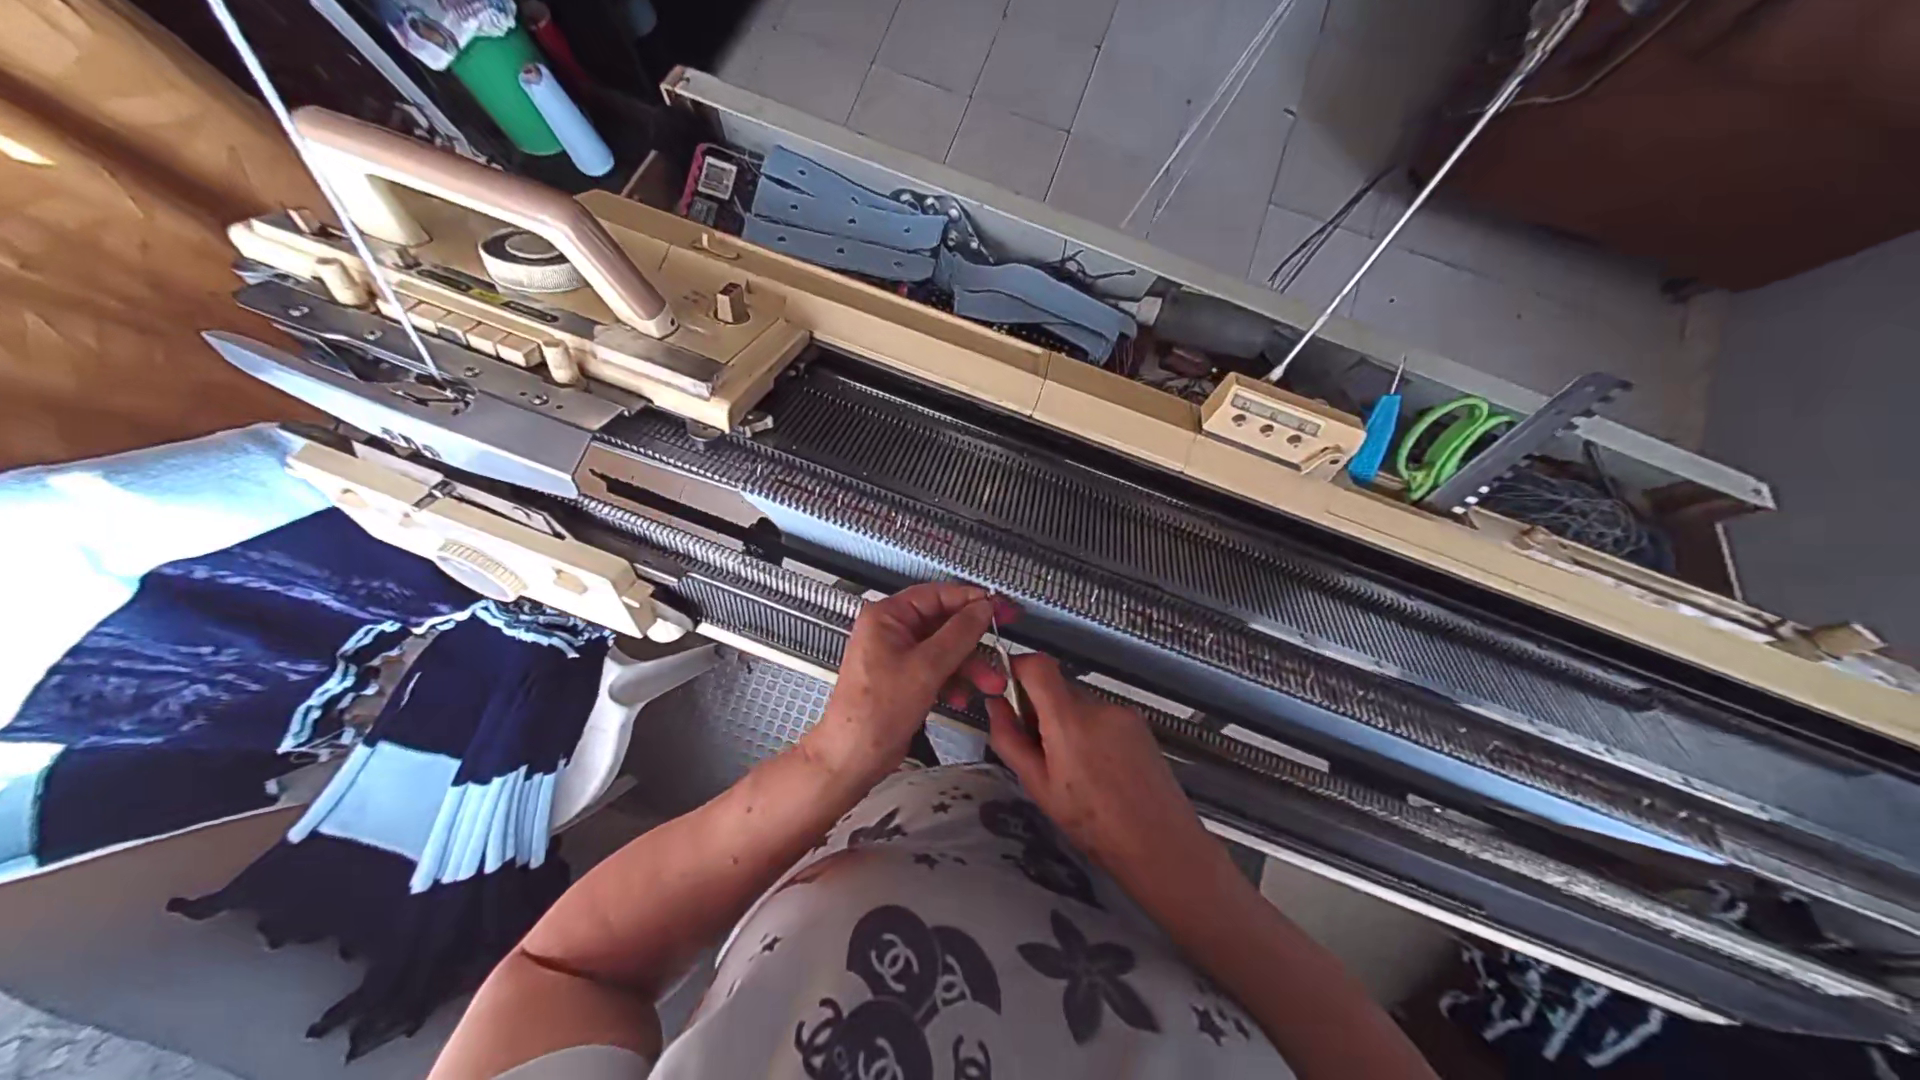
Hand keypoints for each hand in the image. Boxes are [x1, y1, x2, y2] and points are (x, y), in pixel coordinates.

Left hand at [803, 582, 1006, 783]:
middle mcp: (890, 632)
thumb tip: (982, 609)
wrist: (854, 756)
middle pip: (943, 623)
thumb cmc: (872, 712)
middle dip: (973, 641)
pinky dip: (953, 680)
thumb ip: (959, 633)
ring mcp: (897, 656)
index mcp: (886, 617)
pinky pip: (937, 669)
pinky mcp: (904, 679)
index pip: (937, 594)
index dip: (971, 600)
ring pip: (944, 649)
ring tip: (989, 681)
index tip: (998, 606)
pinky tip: (961, 695)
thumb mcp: (927, 666)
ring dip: (969, 665)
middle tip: (998, 643)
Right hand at [987, 654, 1210, 882]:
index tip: (1007, 687)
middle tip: (1039, 746)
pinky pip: (1102, 712)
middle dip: (1041, 707)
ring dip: (1066, 720)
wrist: (1160, 843)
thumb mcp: (1039, 787)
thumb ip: (1010, 740)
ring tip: (1073, 764)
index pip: (1039, 665)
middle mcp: (1098, 707)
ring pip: (1079, 701)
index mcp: (1069, 721)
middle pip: (1057, 685)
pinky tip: (1097, 765)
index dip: (1017, 667)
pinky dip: (1090, 728)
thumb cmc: (1096, 824)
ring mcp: (1122, 712)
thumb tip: (995, 706)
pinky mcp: (1139, 721)